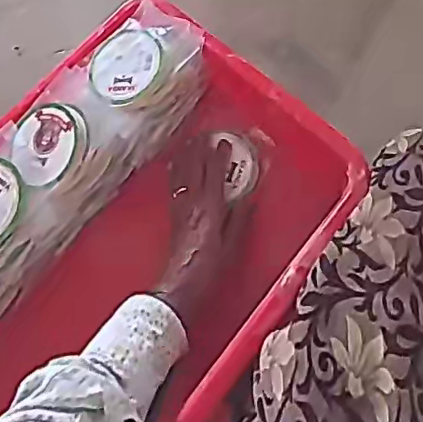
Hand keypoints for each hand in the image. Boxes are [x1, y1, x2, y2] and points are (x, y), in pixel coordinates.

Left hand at [153, 136, 244, 326]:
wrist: (180, 287)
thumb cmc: (209, 267)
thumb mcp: (232, 244)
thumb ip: (240, 218)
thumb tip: (249, 196)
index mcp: (210, 208)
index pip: (215, 175)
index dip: (219, 157)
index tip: (224, 142)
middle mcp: (193, 204)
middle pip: (195, 170)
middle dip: (199, 150)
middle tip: (204, 134)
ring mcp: (180, 208)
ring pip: (182, 175)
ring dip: (186, 157)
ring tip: (189, 142)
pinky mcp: (173, 215)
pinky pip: (174, 186)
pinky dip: (176, 172)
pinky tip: (175, 165)